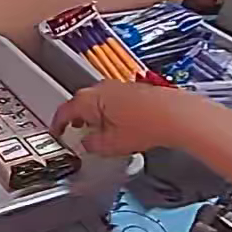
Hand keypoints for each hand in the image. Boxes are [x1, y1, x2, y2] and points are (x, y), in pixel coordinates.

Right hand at [50, 81, 220, 156]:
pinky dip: (109, 112)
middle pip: (79, 104)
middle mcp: (100, 88)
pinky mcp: (132, 89)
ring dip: (94, 116)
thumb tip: (88, 143)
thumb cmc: (146, 124)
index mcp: (88, 99)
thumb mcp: (111, 145)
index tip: (57, 132)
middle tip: (76, 135)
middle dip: (77, 120)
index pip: (64, 111)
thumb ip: (93, 145)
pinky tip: (119, 127)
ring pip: (96, 101)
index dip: (57, 125)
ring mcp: (116, 86)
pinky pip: (112, 100)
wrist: (174, 114)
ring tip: (100, 134)